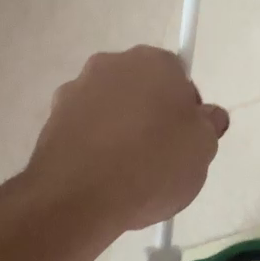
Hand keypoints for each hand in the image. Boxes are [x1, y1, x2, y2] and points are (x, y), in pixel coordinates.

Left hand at [20, 45, 229, 234]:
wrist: (77, 198)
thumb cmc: (153, 164)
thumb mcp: (203, 148)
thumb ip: (209, 124)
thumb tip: (206, 116)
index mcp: (153, 62)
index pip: (180, 76)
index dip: (187, 107)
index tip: (188, 137)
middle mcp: (111, 65)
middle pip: (143, 88)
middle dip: (152, 114)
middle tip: (164, 154)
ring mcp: (75, 91)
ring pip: (111, 108)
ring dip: (121, 129)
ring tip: (130, 172)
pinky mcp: (50, 121)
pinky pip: (85, 130)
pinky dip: (95, 146)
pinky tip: (104, 178)